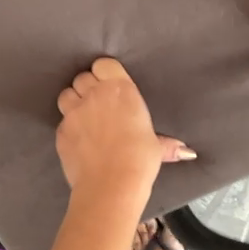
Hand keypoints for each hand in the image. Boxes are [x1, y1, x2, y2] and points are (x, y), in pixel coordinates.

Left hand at [55, 58, 195, 208]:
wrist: (111, 185)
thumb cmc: (140, 159)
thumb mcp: (156, 146)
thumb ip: (166, 143)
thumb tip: (187, 152)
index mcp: (120, 89)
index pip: (104, 64)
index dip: (105, 73)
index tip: (111, 86)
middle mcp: (95, 94)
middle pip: (83, 77)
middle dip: (88, 87)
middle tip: (99, 104)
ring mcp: (74, 112)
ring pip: (66, 95)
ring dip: (74, 102)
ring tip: (85, 117)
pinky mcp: (61, 132)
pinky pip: (62, 121)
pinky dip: (69, 127)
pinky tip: (80, 140)